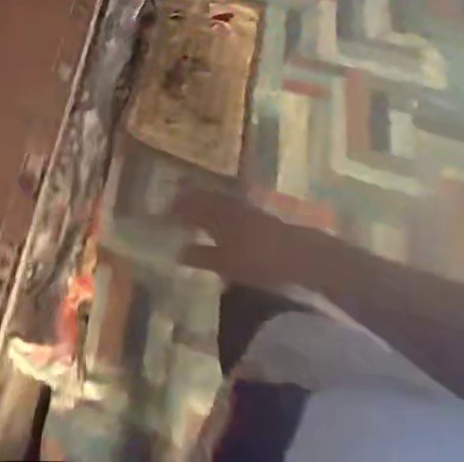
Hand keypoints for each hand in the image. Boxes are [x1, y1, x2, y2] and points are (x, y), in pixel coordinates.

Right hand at [173, 185, 332, 293]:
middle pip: (204, 199)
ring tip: (195, 207)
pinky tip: (222, 215)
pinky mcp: (258, 215)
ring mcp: (245, 208)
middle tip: (175, 204)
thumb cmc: (259, 261)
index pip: (191, 207)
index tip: (163, 212)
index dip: (177, 208)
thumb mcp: (227, 264)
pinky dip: (220, 206)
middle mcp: (228, 206)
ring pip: (218, 200)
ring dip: (204, 201)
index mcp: (216, 215)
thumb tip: (178, 251)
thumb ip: (202, 256)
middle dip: (189, 200)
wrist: (301, 255)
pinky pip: (230, 204)